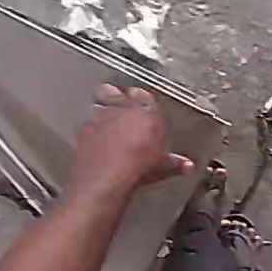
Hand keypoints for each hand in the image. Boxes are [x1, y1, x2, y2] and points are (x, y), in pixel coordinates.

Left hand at [68, 85, 191, 199]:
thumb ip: (174, 162)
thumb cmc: (137, 169)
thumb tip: (186, 165)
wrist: (107, 179)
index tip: (140, 105)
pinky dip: (91, 128)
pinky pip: (88, 121)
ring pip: (100, 101)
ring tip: (106, 120)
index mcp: (148, 114)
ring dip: (102, 107)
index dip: (141, 98)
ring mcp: (102, 115)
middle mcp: (125, 109)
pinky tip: (94, 138)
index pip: (144, 95)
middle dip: (117, 96)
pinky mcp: (86, 127)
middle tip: (119, 106)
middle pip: (117, 91)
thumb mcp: (162, 167)